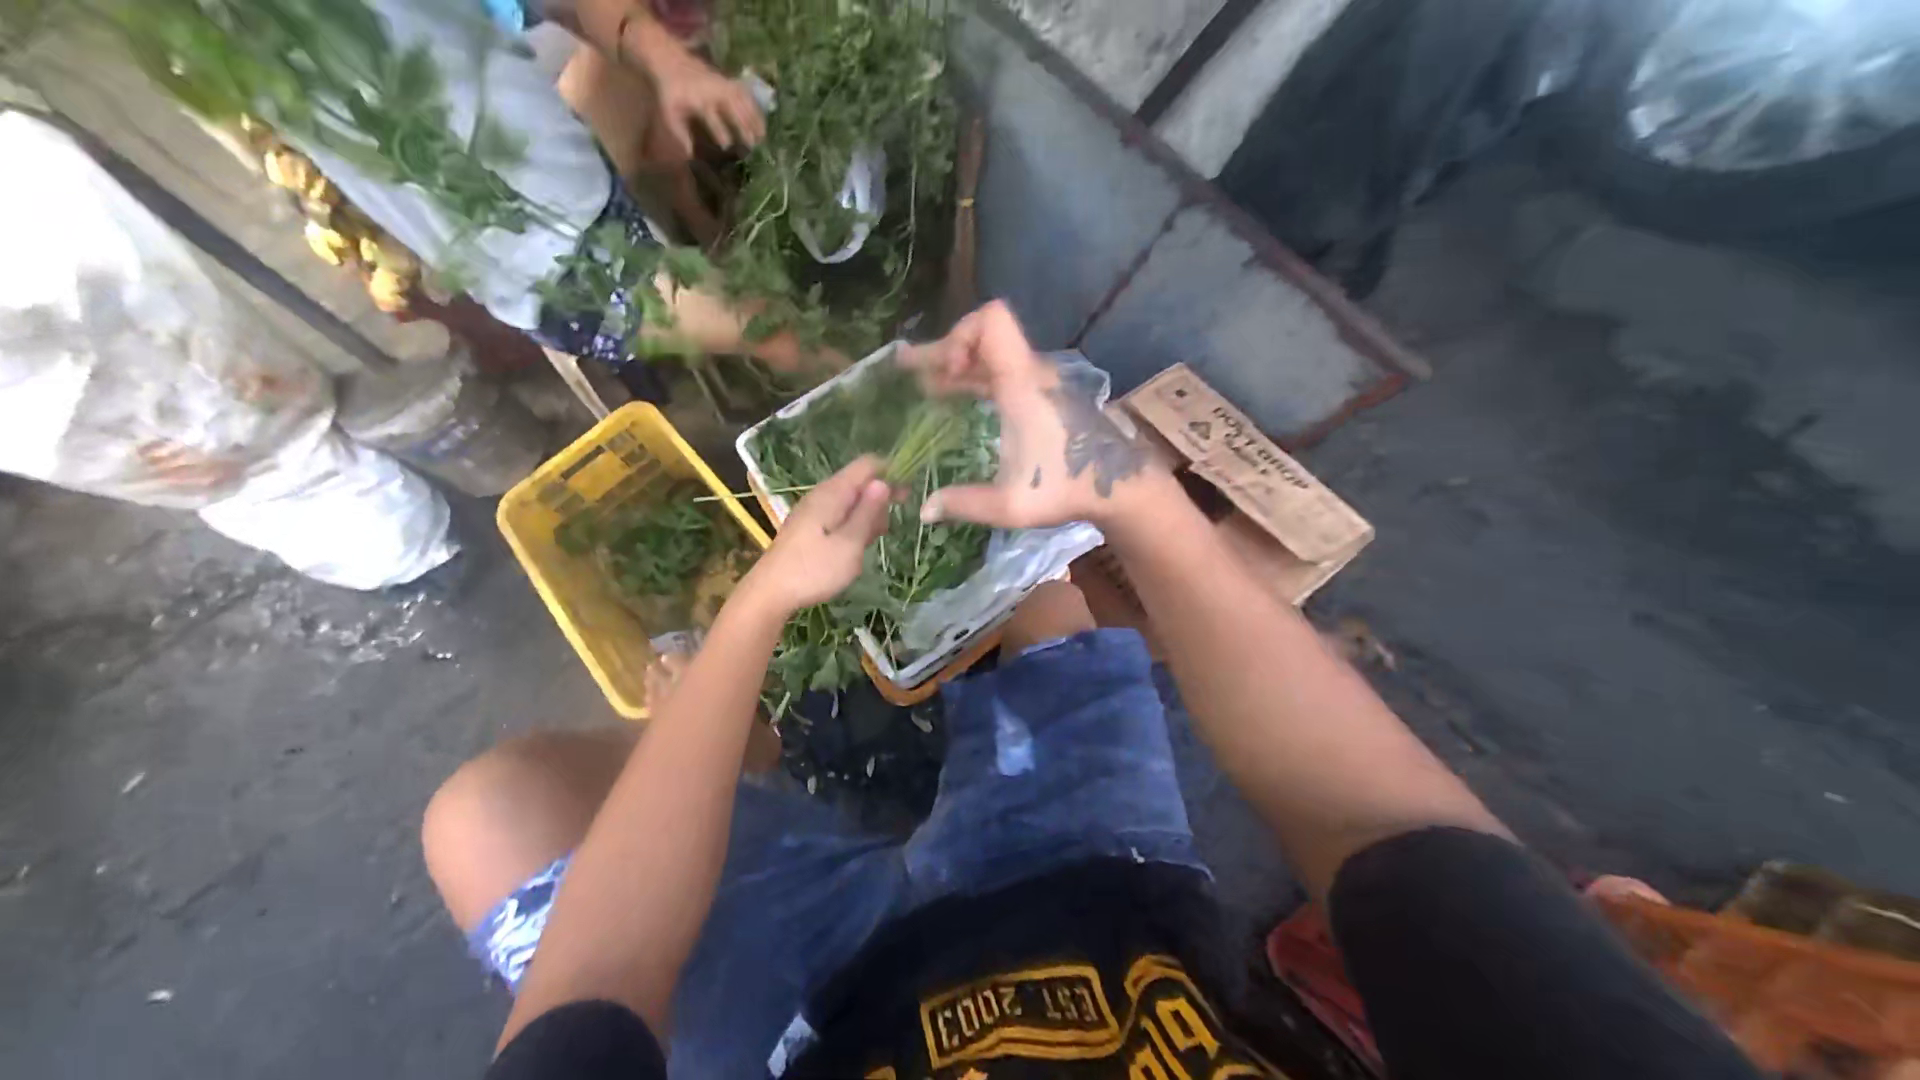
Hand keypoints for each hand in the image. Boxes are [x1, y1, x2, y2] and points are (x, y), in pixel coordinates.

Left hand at [623, 18, 764, 159]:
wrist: (670, 59)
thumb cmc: (671, 91)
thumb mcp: (670, 112)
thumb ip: (680, 133)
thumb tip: (690, 156)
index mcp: (698, 99)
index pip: (712, 116)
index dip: (720, 131)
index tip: (727, 146)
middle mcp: (714, 91)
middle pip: (733, 109)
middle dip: (743, 127)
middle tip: (752, 146)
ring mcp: (723, 85)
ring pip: (743, 102)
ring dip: (754, 119)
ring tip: (762, 137)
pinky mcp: (729, 81)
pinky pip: (746, 96)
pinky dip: (755, 109)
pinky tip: (762, 122)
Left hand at [738, 457, 891, 615]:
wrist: (770, 593)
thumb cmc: (814, 570)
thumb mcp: (849, 544)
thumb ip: (868, 513)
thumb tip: (884, 482)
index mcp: (833, 493)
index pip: (867, 464)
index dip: (891, 473)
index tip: (908, 496)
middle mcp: (822, 494)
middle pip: (859, 481)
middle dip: (880, 498)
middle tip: (888, 528)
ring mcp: (813, 510)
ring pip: (850, 500)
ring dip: (867, 515)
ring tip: (872, 541)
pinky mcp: (809, 526)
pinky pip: (838, 514)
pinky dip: (853, 524)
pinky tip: (855, 546)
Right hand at [910, 301, 1165, 529]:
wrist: (1119, 487)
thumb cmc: (1068, 489)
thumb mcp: (1011, 505)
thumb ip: (964, 504)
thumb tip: (924, 510)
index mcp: (1022, 384)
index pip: (991, 321)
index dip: (960, 336)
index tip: (947, 373)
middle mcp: (1030, 373)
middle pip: (983, 335)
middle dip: (945, 350)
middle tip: (908, 369)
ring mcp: (1037, 383)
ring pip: (990, 354)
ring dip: (958, 365)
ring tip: (926, 386)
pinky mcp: (1041, 396)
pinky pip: (1001, 371)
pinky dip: (975, 377)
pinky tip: (955, 397)